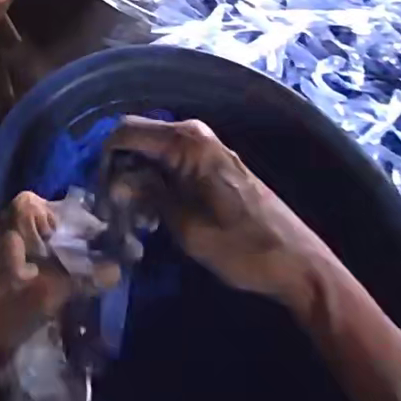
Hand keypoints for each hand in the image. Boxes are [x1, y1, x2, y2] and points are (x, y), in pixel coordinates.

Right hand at [104, 117, 336, 308]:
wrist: (302, 267)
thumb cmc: (243, 247)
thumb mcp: (186, 227)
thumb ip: (147, 194)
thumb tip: (117, 181)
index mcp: (185, 142)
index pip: (124, 132)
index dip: (104, 157)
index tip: (98, 187)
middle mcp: (193, 133)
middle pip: (136, 134)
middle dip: (119, 163)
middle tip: (113, 199)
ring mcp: (204, 144)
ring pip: (150, 145)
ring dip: (136, 170)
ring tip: (134, 207)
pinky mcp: (210, 160)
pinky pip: (168, 154)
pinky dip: (154, 173)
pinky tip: (155, 204)